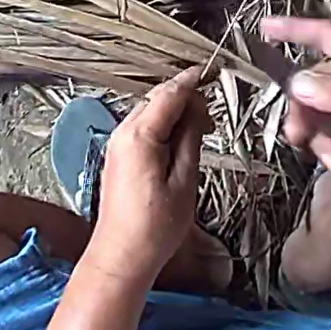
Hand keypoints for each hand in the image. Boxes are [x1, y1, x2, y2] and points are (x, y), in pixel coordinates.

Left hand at [80, 67, 208, 284]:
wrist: (120, 258)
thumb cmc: (154, 228)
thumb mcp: (184, 181)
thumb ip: (190, 139)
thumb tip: (196, 111)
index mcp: (140, 136)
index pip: (169, 93)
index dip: (193, 80)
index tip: (212, 71)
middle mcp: (123, 132)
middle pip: (158, 97)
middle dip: (186, 98)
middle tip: (210, 119)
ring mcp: (117, 142)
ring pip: (150, 110)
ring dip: (175, 112)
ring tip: (199, 131)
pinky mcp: (118, 154)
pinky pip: (143, 126)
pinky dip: (163, 124)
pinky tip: (179, 142)